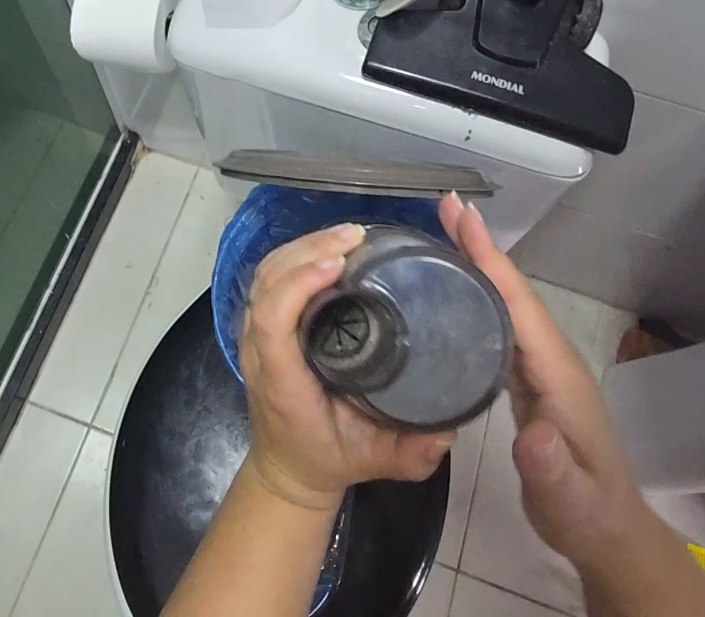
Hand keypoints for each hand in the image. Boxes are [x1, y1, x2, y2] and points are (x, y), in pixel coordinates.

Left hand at [237, 223, 455, 511]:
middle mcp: (261, 350)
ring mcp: (255, 334)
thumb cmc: (328, 459)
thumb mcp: (374, 462)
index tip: (339, 264)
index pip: (272, 318)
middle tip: (358, 236)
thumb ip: (412, 453)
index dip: (299, 283)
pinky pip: (270, 277)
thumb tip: (449, 430)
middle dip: (308, 249)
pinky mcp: (262, 324)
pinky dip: (296, 254)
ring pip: (267, 273)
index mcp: (282, 379)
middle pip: (268, 282)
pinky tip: (330, 247)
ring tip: (349, 235)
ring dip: (303, 246)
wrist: (289, 469)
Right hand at [437, 194, 650, 568]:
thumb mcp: (567, 497)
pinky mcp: (527, 373)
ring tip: (444, 228)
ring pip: (505, 299)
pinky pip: (499, 320)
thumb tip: (532, 432)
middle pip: (512, 289)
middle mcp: (550, 356)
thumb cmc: (584, 512)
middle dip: (481, 245)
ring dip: (478, 261)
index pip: (521, 304)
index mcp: (558, 371)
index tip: (464, 217)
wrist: (605, 528)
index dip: (492, 259)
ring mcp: (540, 363)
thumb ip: (551, 468)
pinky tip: (454, 283)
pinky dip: (478, 291)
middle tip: (445, 205)